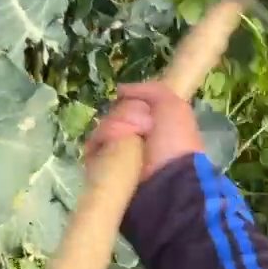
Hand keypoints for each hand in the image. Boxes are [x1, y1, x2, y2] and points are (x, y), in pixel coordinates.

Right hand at [84, 82, 207, 182]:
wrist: (169, 178)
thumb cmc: (175, 141)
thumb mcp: (172, 104)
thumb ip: (149, 90)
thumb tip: (120, 91)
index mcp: (145, 124)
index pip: (125, 105)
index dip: (132, 104)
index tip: (146, 111)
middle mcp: (130, 138)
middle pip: (113, 114)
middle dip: (126, 116)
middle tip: (144, 130)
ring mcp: (116, 154)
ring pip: (103, 128)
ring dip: (117, 129)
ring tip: (133, 142)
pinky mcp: (103, 169)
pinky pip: (92, 147)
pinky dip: (100, 143)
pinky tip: (112, 146)